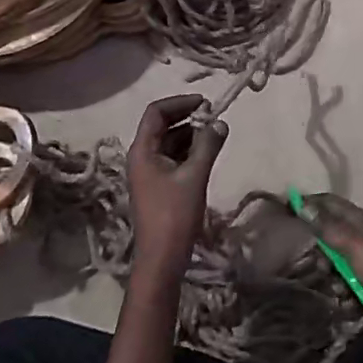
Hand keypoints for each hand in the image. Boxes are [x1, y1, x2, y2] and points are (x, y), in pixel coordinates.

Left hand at [127, 95, 226, 276]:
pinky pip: (173, 158)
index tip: (205, 102)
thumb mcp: (194, 177)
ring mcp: (149, 172)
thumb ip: (208, 145)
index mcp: (142, 150)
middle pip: (162, 125)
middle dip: (188, 117)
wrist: (161, 260)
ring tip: (215, 133)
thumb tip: (220, 122)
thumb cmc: (174, 215)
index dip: (180, 102)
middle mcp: (142, 157)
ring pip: (170, 142)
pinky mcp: (158, 186)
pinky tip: (208, 153)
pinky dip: (189, 151)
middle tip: (214, 116)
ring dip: (191, 134)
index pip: (156, 112)